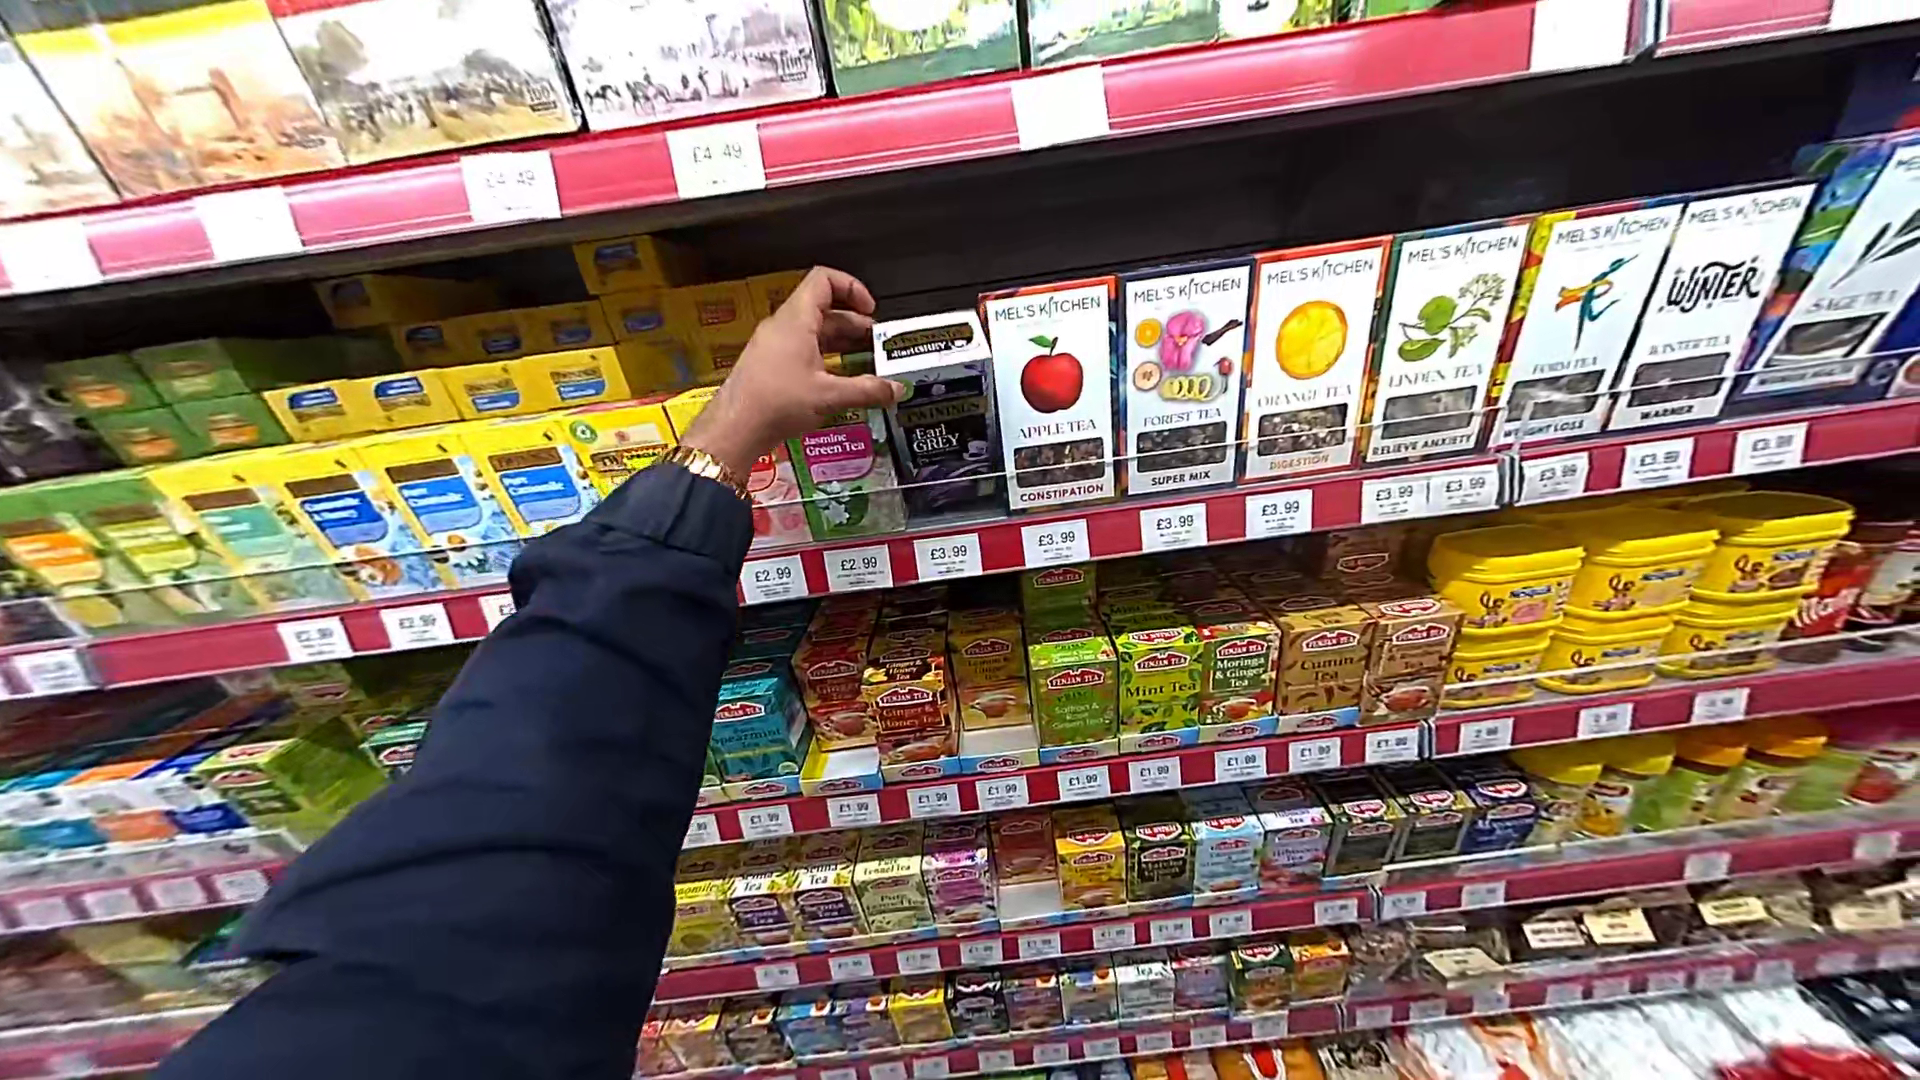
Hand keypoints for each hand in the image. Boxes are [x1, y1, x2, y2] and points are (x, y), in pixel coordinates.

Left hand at [680, 266, 902, 475]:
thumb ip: (867, 391)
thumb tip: (894, 389)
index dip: (852, 288)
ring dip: (841, 344)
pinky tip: (840, 381)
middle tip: (875, 343)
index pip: (824, 281)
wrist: (736, 428)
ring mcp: (775, 346)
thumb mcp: (830, 396)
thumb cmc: (774, 404)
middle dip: (854, 324)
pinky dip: (825, 359)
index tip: (870, 309)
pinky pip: (803, 352)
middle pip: (824, 310)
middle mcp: (783, 327)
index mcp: (796, 321)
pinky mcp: (771, 366)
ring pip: (814, 333)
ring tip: (864, 362)